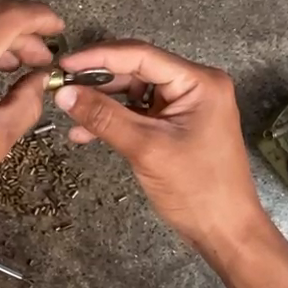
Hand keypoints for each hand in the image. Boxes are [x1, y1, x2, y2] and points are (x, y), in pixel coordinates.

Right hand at [52, 40, 268, 251]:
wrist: (225, 232)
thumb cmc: (198, 191)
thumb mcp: (145, 149)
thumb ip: (103, 117)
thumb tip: (65, 94)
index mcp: (199, 82)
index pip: (141, 56)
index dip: (99, 57)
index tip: (66, 65)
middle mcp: (195, 86)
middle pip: (137, 70)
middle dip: (98, 80)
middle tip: (62, 86)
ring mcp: (186, 105)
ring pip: (134, 91)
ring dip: (102, 102)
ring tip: (69, 110)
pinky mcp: (176, 124)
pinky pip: (139, 112)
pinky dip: (114, 119)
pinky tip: (85, 132)